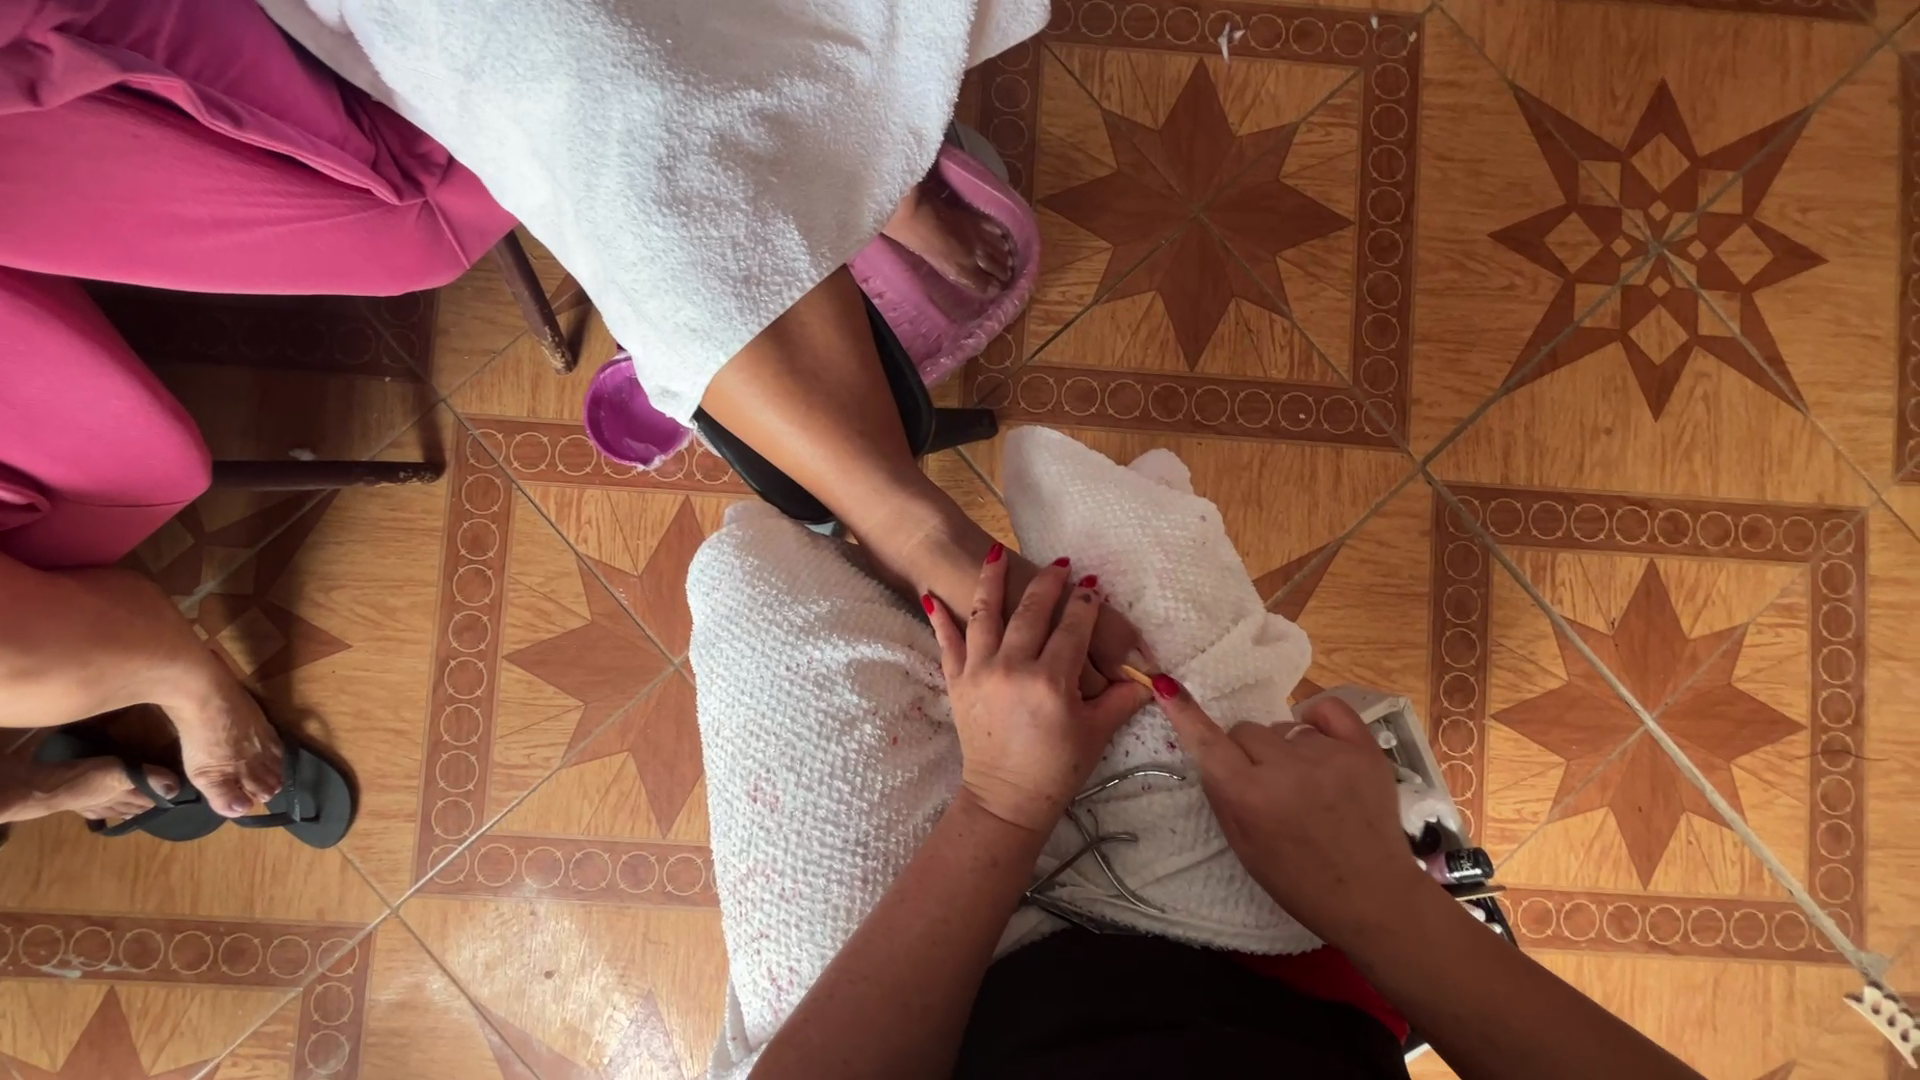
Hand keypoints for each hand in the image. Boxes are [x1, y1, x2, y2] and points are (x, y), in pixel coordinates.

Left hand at [924, 544, 1151, 833]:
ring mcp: (980, 672)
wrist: (1006, 799)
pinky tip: (931, 594)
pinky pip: (947, 643)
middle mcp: (1013, 667)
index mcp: (1051, 680)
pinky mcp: (957, 682)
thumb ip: (1121, 699)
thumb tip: (1149, 678)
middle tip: (1060, 564)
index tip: (1093, 585)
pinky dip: (939, 619)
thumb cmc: (1057, 769)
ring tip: (994, 553)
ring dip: (991, 580)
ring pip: (985, 614)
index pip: (1073, 628)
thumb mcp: (1096, 733)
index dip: (1086, 604)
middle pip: (1031, 611)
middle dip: (1048, 583)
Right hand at [1155, 679, 1431, 943]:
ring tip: (1307, 782)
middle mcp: (1285, 770)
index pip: (1207, 741)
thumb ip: (1222, 790)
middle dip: (1249, 752)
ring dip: (1285, 747)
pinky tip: (1323, 746)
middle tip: (1268, 784)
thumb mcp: (1242, 842)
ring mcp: (1328, 756)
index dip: (1185, 713)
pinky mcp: (1364, 750)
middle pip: (1245, 730)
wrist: (1373, 897)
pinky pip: (1327, 709)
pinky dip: (1318, 722)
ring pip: (1282, 726)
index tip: (1166, 685)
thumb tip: (1205, 742)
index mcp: (1249, 797)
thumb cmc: (1296, 878)